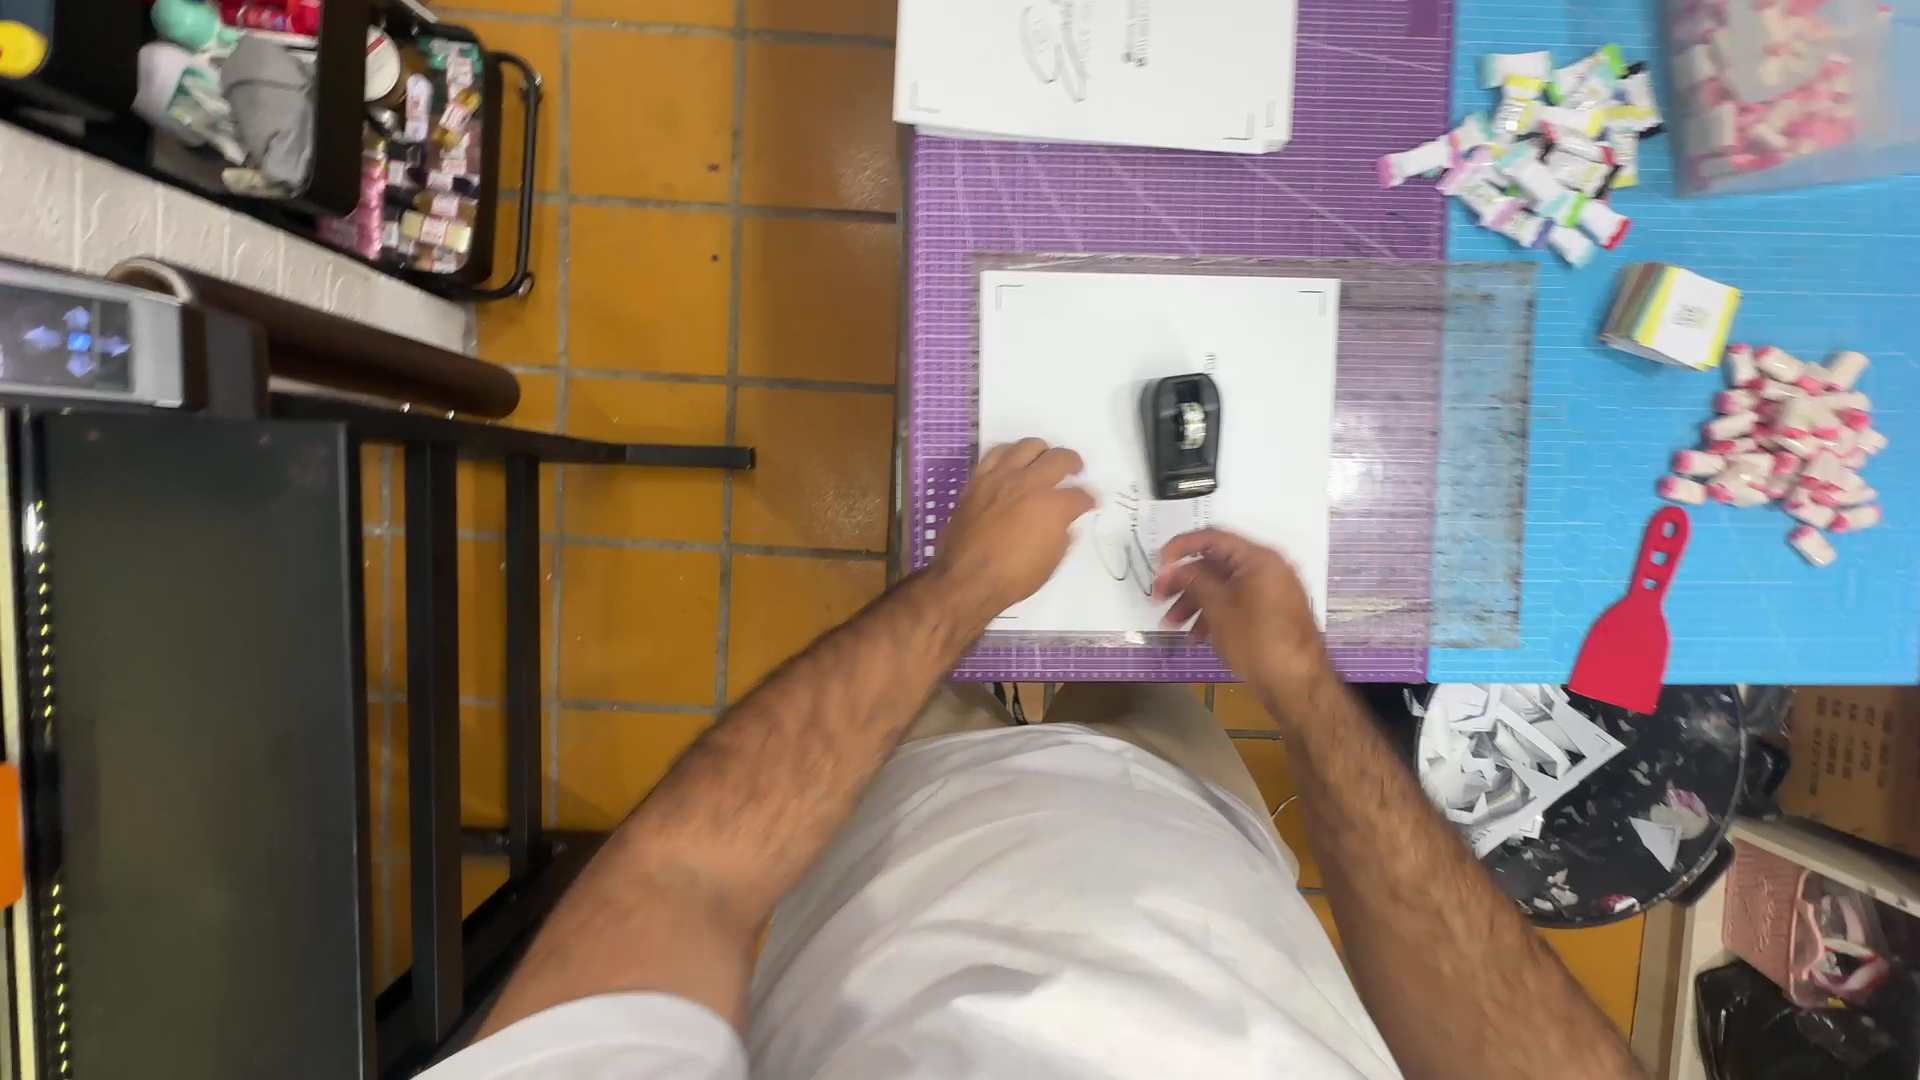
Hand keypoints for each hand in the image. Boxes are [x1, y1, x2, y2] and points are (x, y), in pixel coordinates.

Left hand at [935, 438, 1095, 619]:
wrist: (966, 580)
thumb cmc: (1012, 578)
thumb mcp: (1050, 563)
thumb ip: (1062, 536)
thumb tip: (1064, 524)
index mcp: (1052, 507)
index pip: (1080, 495)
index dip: (1088, 500)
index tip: (1088, 504)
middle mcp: (1029, 484)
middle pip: (1059, 459)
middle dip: (1074, 464)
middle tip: (1075, 470)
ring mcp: (1001, 478)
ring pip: (1027, 447)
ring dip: (1042, 451)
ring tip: (1044, 459)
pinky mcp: (978, 481)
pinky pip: (995, 454)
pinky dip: (1009, 453)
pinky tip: (1012, 461)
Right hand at [1151, 528, 1329, 693]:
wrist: (1296, 683)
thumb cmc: (1256, 640)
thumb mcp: (1217, 607)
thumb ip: (1192, 580)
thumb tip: (1170, 568)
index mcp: (1258, 558)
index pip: (1212, 538)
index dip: (1180, 547)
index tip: (1158, 564)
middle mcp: (1266, 568)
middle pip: (1215, 564)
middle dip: (1183, 582)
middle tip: (1158, 597)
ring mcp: (1270, 590)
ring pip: (1222, 586)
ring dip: (1194, 601)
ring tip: (1172, 623)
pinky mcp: (1269, 611)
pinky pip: (1235, 601)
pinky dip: (1213, 612)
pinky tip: (1196, 634)